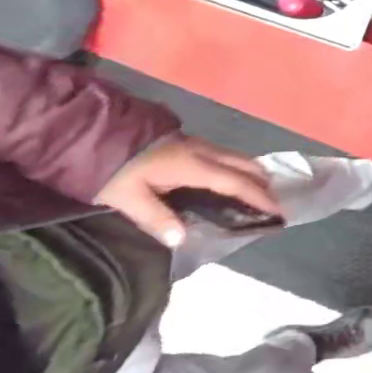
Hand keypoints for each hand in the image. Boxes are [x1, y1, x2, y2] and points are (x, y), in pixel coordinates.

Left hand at [94, 135, 281, 245]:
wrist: (93, 132)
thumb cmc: (111, 168)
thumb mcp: (124, 197)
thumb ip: (155, 218)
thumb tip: (182, 240)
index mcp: (195, 167)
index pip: (237, 183)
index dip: (259, 197)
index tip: (278, 211)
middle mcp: (206, 153)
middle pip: (248, 166)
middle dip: (264, 184)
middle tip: (269, 202)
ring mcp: (201, 145)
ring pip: (241, 159)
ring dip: (253, 175)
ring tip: (255, 192)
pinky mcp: (192, 142)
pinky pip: (229, 156)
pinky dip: (240, 168)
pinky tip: (230, 179)